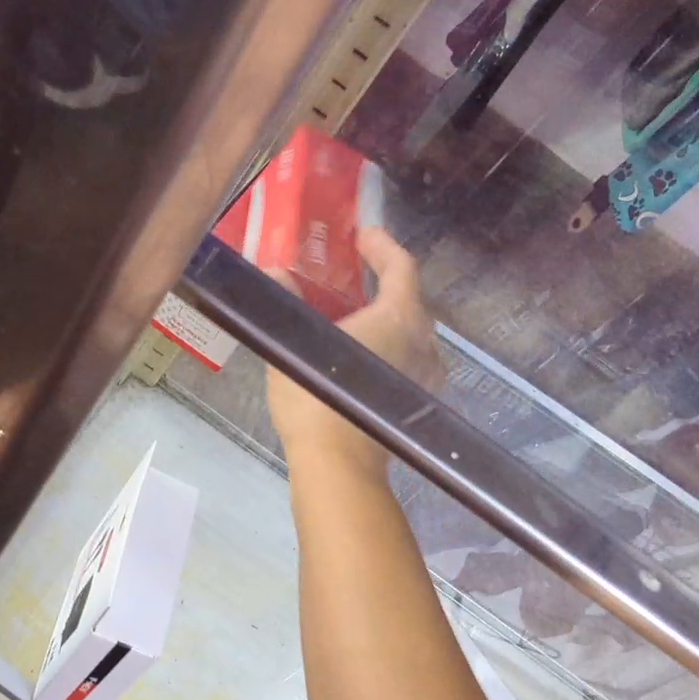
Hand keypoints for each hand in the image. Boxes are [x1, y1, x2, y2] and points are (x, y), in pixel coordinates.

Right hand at [266, 227, 441, 474]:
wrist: (338, 463)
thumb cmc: (317, 398)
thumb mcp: (293, 347)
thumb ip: (285, 304)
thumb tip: (273, 271)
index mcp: (399, 317)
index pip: (401, 266)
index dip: (382, 246)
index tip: (363, 236)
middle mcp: (423, 341)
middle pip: (409, 300)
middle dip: (383, 285)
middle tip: (352, 279)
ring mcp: (425, 375)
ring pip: (410, 334)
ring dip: (386, 321)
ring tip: (352, 319)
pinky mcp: (416, 402)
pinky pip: (406, 360)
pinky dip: (387, 349)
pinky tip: (360, 359)